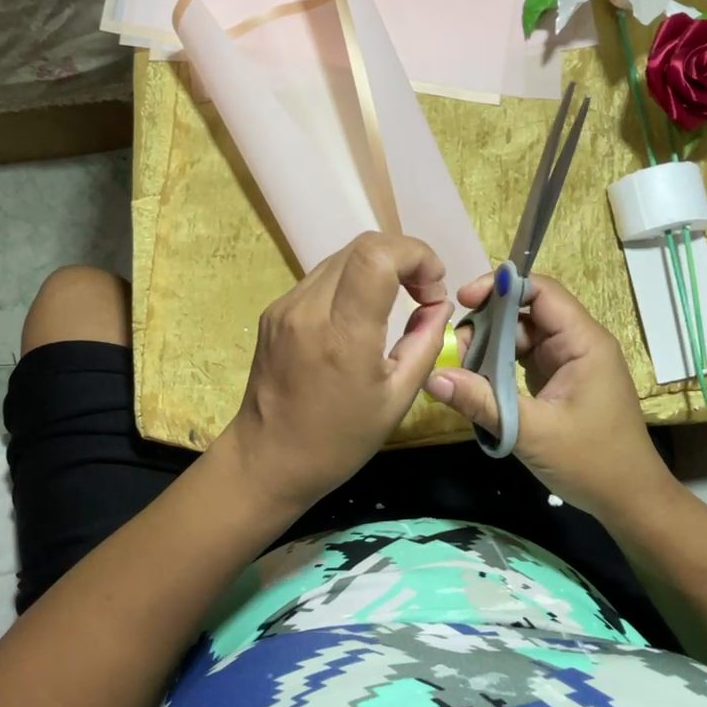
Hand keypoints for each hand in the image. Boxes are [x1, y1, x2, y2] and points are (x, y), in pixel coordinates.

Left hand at [222, 232, 452, 510]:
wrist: (267, 459)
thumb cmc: (338, 441)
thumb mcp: (397, 399)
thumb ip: (425, 343)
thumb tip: (439, 305)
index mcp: (342, 334)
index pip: (377, 255)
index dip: (415, 256)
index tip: (433, 288)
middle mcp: (308, 309)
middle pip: (362, 246)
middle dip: (404, 258)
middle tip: (423, 294)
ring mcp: (285, 307)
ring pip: (341, 258)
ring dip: (378, 268)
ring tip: (397, 302)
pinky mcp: (274, 312)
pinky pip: (321, 279)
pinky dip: (352, 283)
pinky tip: (362, 315)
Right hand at [424, 274, 672, 516]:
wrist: (629, 500)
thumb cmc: (591, 462)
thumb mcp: (531, 432)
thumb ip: (481, 402)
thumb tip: (433, 377)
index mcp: (583, 343)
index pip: (541, 292)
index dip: (501, 287)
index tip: (462, 300)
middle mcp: (577, 344)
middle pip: (525, 312)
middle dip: (486, 322)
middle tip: (453, 346)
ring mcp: (568, 363)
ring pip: (520, 337)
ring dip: (489, 346)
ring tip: (458, 366)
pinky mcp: (558, 382)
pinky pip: (522, 360)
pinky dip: (498, 366)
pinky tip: (475, 380)